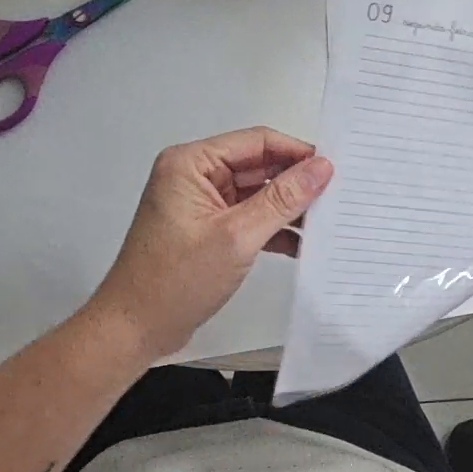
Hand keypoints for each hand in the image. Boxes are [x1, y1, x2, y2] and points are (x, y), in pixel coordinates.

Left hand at [88, 127, 333, 359]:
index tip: (334, 169)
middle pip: (258, 166)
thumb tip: (321, 168)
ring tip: (326, 222)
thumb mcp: (237, 236)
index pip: (256, 142)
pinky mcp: (208, 229)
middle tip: (338, 196)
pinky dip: (273, 228)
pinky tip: (302, 244)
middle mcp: (194, 176)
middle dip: (295, 182)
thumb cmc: (174, 281)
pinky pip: (249, 216)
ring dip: (287, 208)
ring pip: (257, 193)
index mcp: (191, 164)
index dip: (296, 153)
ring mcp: (201, 204)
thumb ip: (282, 200)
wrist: (134, 329)